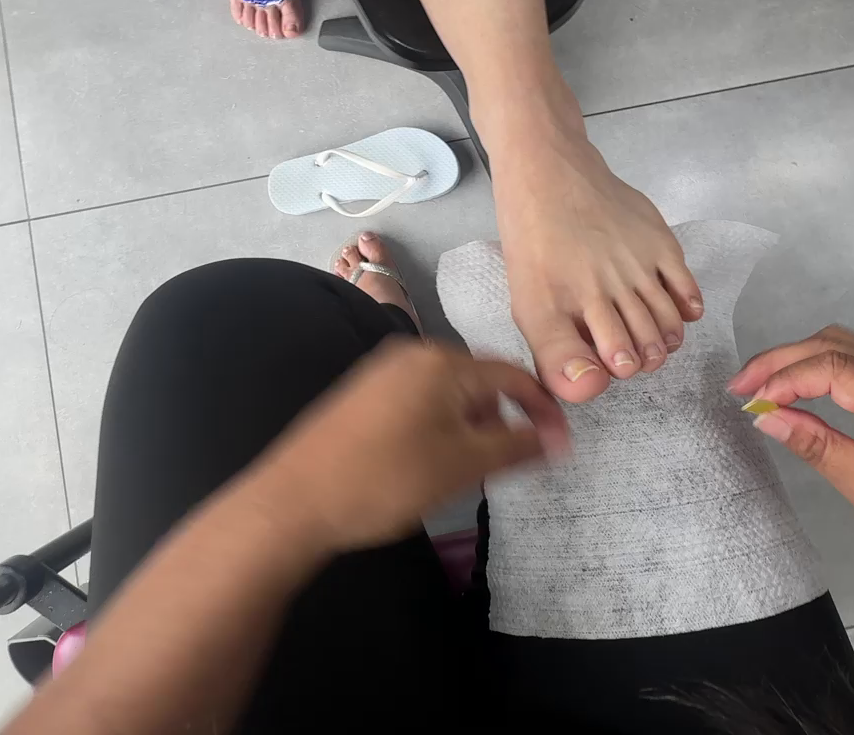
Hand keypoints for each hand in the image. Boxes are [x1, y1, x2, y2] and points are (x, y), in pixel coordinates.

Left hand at [247, 338, 571, 551]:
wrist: (292, 501)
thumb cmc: (385, 480)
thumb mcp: (462, 466)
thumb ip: (517, 446)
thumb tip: (560, 439)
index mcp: (443, 361)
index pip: (512, 375)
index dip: (542, 408)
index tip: (561, 444)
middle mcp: (414, 352)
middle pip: (479, 379)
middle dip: (503, 416)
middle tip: (510, 460)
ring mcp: (383, 369)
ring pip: (448, 390)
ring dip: (471, 422)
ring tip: (469, 465)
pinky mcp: (363, 391)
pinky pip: (419, 396)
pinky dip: (440, 421)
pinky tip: (428, 457)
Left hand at [486, 114, 702, 401]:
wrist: (550, 174)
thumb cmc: (534, 241)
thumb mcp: (529, 302)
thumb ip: (556, 353)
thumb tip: (593, 388)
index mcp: (573, 303)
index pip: (616, 358)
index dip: (619, 368)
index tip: (617, 364)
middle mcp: (609, 285)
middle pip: (647, 341)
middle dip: (645, 357)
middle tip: (641, 357)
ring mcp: (638, 262)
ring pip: (667, 318)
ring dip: (667, 337)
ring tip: (660, 341)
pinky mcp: (659, 239)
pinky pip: (686, 284)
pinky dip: (688, 306)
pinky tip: (681, 312)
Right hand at [729, 325, 853, 595]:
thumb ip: (818, 447)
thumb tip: (765, 417)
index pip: (835, 367)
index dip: (787, 378)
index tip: (752, 404)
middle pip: (833, 345)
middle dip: (779, 361)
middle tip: (738, 388)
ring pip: (840, 344)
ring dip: (794, 359)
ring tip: (757, 386)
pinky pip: (850, 360)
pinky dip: (812, 366)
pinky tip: (792, 388)